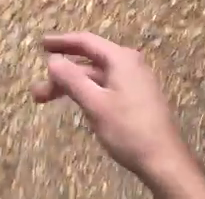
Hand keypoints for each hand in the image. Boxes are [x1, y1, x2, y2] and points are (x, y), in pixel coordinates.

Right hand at [31, 32, 204, 198]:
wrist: (166, 163)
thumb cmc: (129, 130)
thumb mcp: (95, 104)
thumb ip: (72, 80)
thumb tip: (53, 60)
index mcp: (121, 58)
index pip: (86, 41)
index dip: (62, 42)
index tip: (42, 44)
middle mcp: (129, 64)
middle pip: (89, 62)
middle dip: (63, 74)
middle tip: (39, 91)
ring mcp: (136, 81)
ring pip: (97, 77)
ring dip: (73, 85)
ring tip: (49, 100)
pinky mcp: (138, 99)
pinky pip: (107, 86)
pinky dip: (89, 92)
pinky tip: (79, 104)